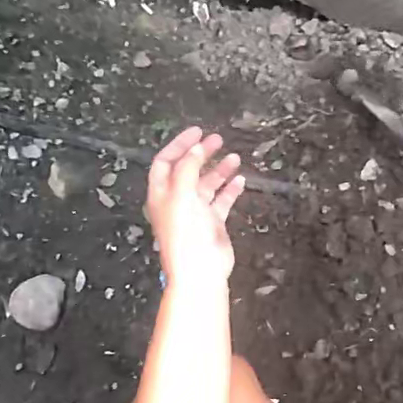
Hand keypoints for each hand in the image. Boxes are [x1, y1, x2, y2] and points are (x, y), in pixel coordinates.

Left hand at [145, 126, 245, 284]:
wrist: (199, 270)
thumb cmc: (185, 233)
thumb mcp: (182, 194)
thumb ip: (188, 168)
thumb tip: (196, 149)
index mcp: (162, 193)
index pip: (166, 162)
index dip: (179, 145)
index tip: (197, 132)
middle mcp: (177, 200)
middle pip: (188, 170)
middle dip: (201, 153)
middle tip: (217, 139)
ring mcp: (195, 212)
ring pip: (207, 184)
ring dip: (219, 170)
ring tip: (234, 157)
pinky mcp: (212, 223)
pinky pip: (222, 201)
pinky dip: (230, 189)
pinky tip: (240, 180)